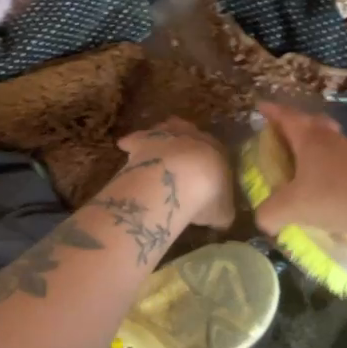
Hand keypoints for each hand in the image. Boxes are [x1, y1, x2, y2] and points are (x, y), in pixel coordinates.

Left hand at [117, 119, 234, 228]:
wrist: (180, 179)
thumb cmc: (207, 194)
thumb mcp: (222, 212)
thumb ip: (221, 213)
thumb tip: (222, 218)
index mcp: (218, 151)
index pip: (216, 152)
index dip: (210, 163)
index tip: (206, 174)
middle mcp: (195, 136)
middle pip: (191, 134)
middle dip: (186, 145)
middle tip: (181, 159)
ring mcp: (169, 135)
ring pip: (166, 129)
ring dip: (162, 138)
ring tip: (157, 149)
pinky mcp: (145, 140)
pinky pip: (137, 138)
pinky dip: (132, 142)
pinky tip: (125, 146)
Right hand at [253, 103, 346, 241]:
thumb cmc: (333, 198)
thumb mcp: (292, 208)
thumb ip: (270, 212)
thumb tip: (263, 218)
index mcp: (309, 137)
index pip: (287, 116)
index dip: (272, 110)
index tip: (261, 106)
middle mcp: (330, 137)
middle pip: (311, 121)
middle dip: (295, 124)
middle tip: (281, 134)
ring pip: (328, 139)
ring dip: (313, 145)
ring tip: (302, 163)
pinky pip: (339, 158)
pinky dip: (328, 164)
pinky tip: (325, 184)